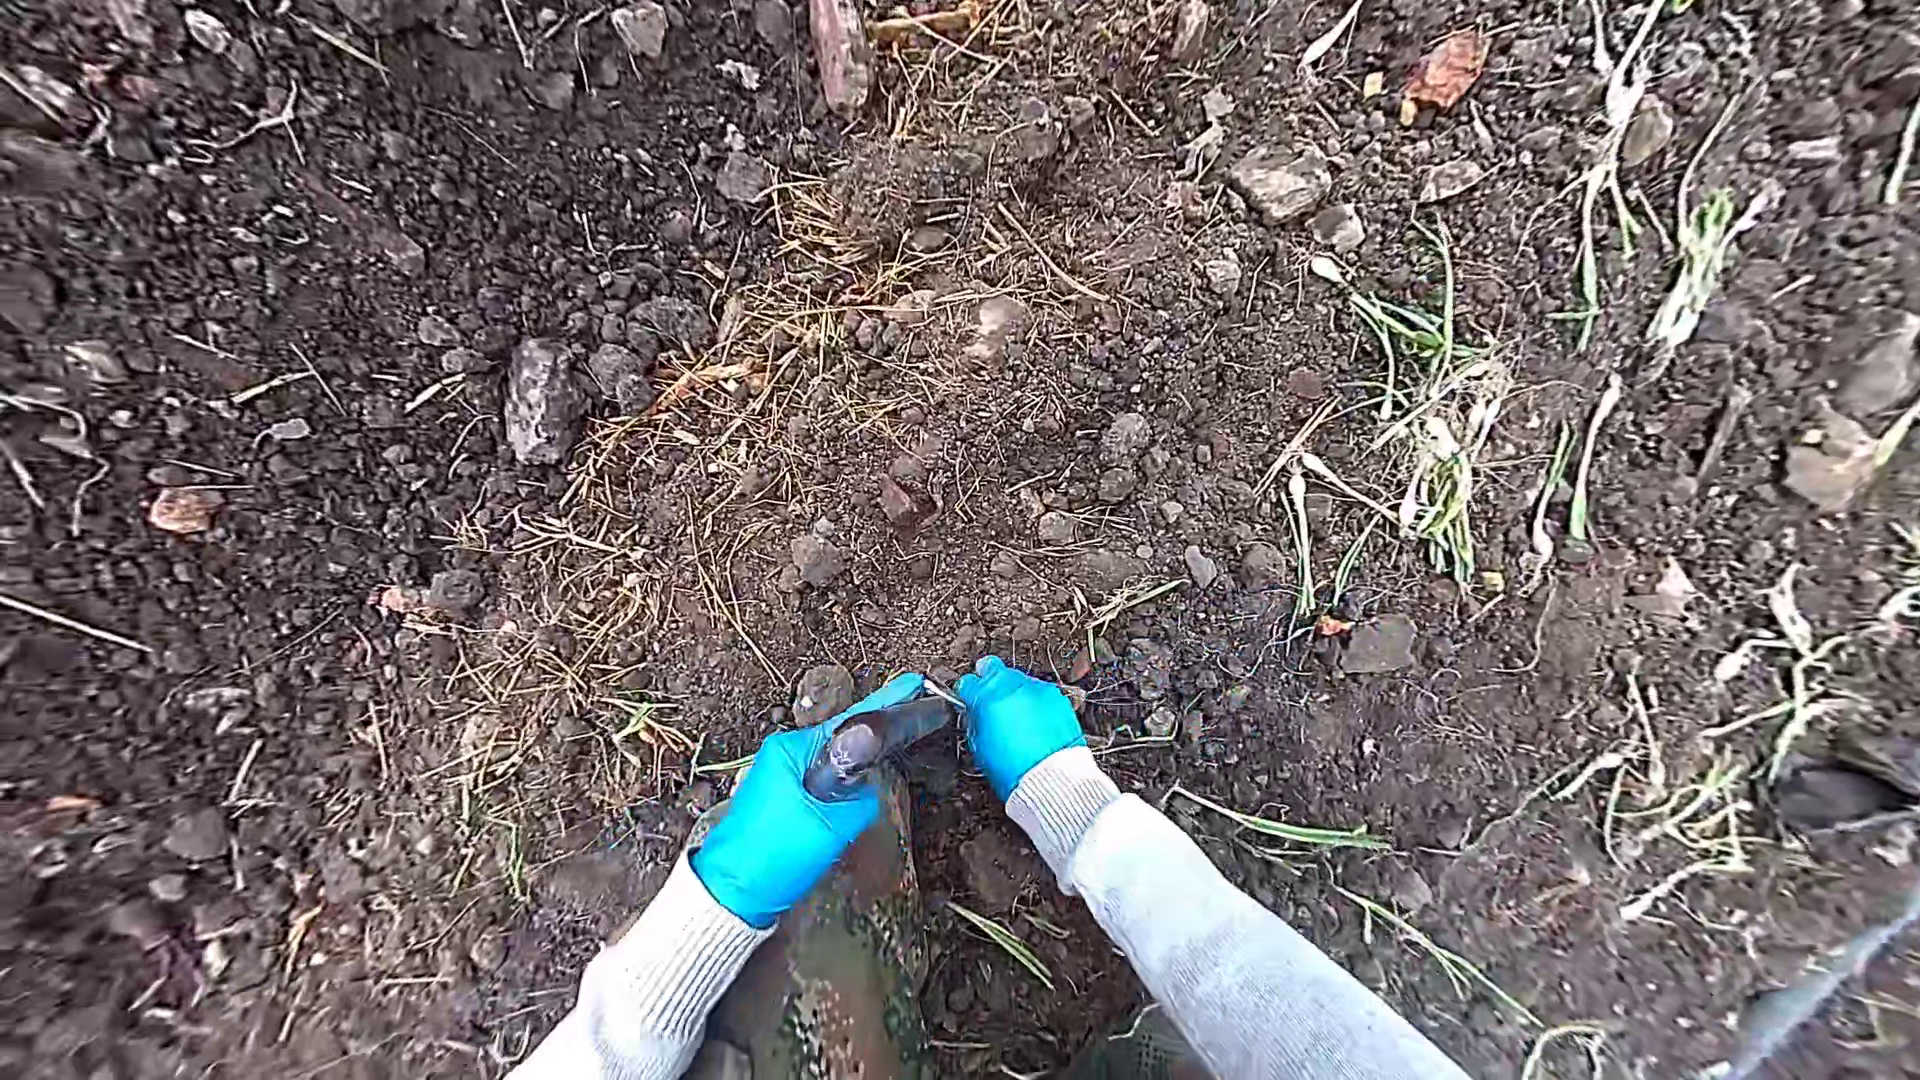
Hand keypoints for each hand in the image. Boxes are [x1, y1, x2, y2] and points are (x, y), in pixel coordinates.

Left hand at [691, 673, 923, 927]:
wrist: (726, 899)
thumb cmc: (771, 857)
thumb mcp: (831, 828)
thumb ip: (861, 801)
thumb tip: (869, 791)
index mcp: (791, 750)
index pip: (848, 720)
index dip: (884, 703)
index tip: (912, 684)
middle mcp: (783, 754)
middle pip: (839, 739)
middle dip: (870, 738)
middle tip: (906, 723)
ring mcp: (778, 775)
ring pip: (829, 763)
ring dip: (851, 771)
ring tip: (879, 766)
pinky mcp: (778, 797)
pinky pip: (817, 784)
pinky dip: (836, 790)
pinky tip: (849, 801)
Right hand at [955, 656, 1084, 800]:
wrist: (1053, 779)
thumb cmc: (1016, 770)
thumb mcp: (980, 746)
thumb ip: (975, 721)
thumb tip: (975, 713)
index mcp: (987, 695)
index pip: (968, 682)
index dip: (967, 692)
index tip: (969, 699)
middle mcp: (1012, 685)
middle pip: (993, 669)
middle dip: (989, 682)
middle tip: (990, 702)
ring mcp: (1037, 689)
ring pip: (1018, 680)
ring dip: (1014, 693)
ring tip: (1016, 719)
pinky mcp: (1057, 697)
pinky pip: (1040, 693)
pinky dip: (1034, 703)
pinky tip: (1033, 723)